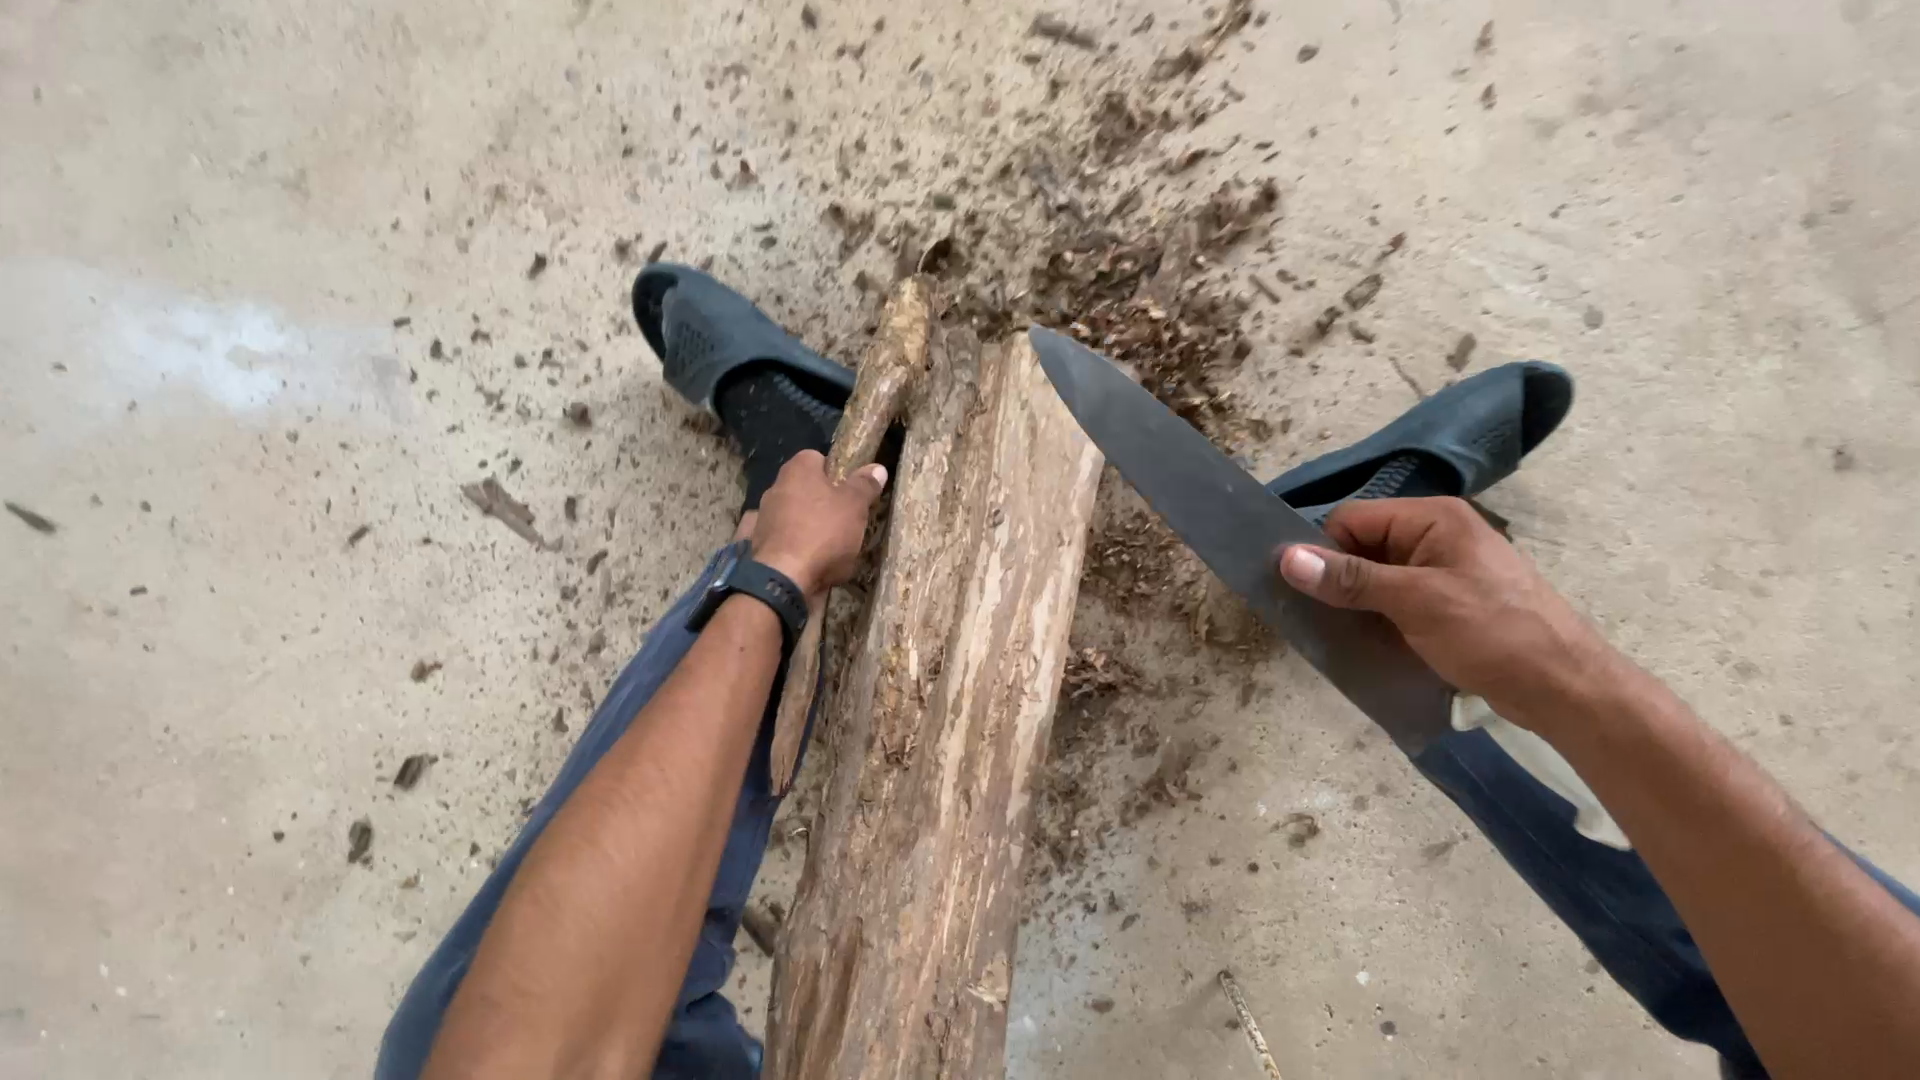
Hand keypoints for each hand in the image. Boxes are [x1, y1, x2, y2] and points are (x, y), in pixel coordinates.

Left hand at [749, 450, 887, 599]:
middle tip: (845, 517)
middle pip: (803, 487)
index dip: (835, 470)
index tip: (850, 489)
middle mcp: (774, 488)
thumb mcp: (855, 506)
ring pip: (791, 513)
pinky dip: (793, 544)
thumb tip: (878, 468)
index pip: (816, 457)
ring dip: (806, 523)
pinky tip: (808, 559)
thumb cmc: (823, 533)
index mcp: (797, 470)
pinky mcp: (758, 544)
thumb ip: (865, 486)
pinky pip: (782, 538)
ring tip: (829, 543)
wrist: (784, 579)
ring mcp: (763, 517)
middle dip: (822, 499)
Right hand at [1276, 497, 1618, 732]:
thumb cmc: (1493, 634)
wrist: (1565, 688)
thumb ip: (1350, 578)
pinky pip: (1395, 598)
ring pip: (1375, 576)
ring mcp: (1443, 570)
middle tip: (1319, 616)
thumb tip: (1286, 558)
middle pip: (1361, 545)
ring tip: (1339, 631)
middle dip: (1338, 578)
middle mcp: (1436, 535)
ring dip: (1356, 602)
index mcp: (1432, 518)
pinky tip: (1367, 640)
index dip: (1325, 550)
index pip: (1351, 518)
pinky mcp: (1447, 601)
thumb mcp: (1416, 602)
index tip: (1306, 590)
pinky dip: (1376, 616)